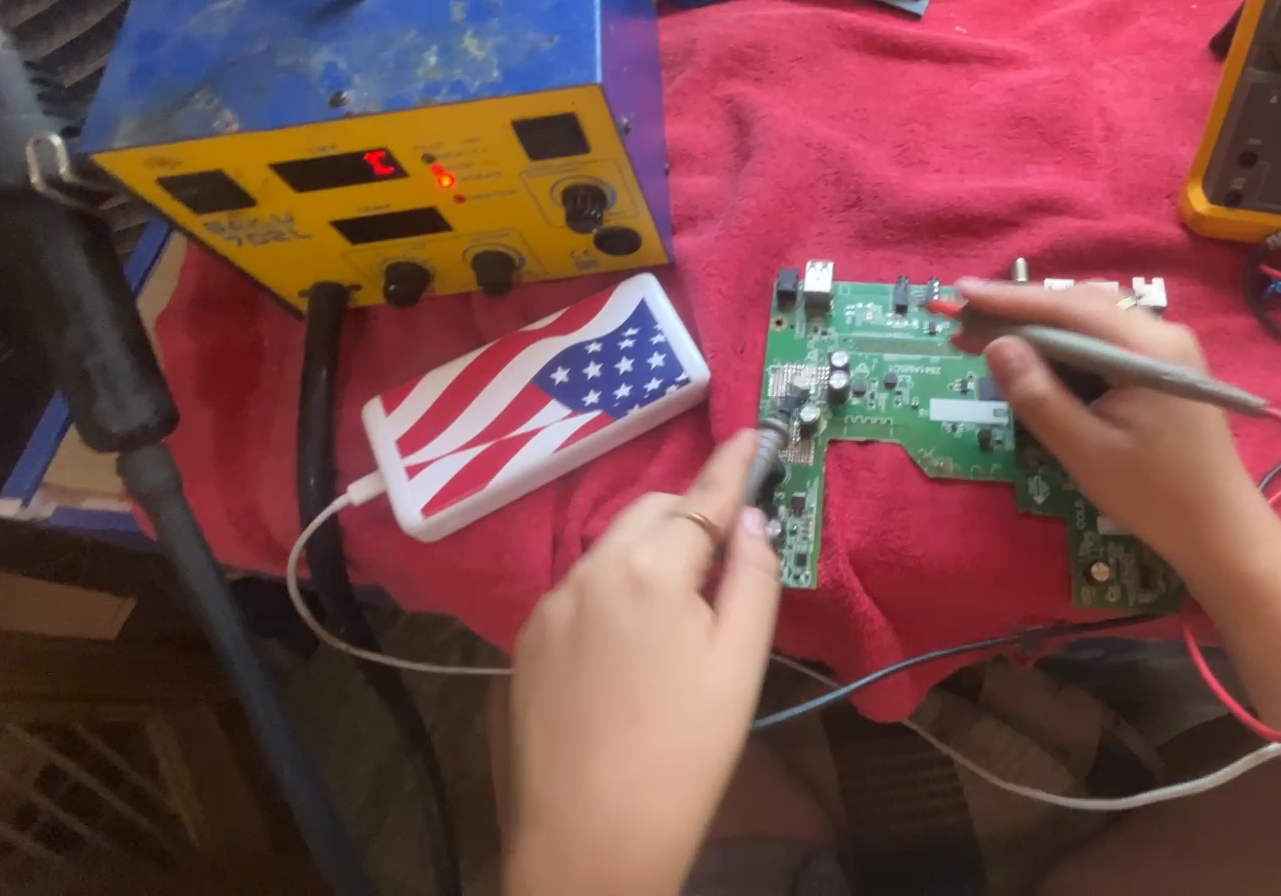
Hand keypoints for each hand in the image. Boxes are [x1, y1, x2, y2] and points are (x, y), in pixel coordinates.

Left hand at [504, 431, 781, 895]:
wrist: (588, 846)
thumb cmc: (684, 753)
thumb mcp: (740, 662)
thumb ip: (753, 577)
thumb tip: (752, 521)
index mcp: (648, 570)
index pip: (702, 498)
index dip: (732, 465)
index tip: (751, 434)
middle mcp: (589, 570)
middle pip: (651, 513)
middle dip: (690, 516)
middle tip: (724, 554)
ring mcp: (549, 604)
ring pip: (612, 546)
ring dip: (651, 550)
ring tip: (679, 604)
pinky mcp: (526, 639)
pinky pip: (582, 585)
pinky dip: (615, 585)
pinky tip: (629, 640)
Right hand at [950, 279, 1266, 570]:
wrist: (1220, 532)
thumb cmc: (1154, 495)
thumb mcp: (1084, 449)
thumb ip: (1037, 394)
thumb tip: (996, 346)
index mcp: (1147, 347)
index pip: (1066, 308)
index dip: (1007, 299)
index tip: (959, 293)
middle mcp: (1159, 333)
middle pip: (1075, 306)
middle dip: (1016, 312)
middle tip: (962, 320)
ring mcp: (1162, 348)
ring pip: (1086, 321)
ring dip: (1036, 328)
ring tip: (988, 338)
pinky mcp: (1158, 367)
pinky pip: (1099, 342)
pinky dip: (1061, 348)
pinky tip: (1033, 360)